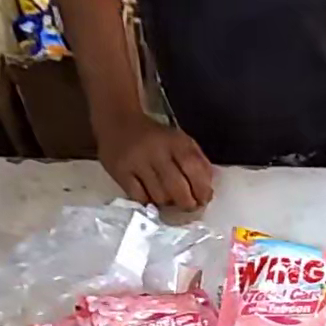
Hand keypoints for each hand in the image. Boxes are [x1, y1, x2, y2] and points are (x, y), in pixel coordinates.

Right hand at [97, 111, 213, 209]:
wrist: (117, 121)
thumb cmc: (155, 137)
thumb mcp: (181, 141)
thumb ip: (199, 163)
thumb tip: (208, 192)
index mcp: (175, 141)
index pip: (194, 169)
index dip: (202, 190)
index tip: (204, 199)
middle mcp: (155, 150)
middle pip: (178, 189)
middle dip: (187, 203)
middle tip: (188, 205)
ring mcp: (136, 162)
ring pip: (159, 197)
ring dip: (168, 203)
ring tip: (169, 197)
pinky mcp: (120, 172)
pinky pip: (140, 198)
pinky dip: (149, 202)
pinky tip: (151, 196)